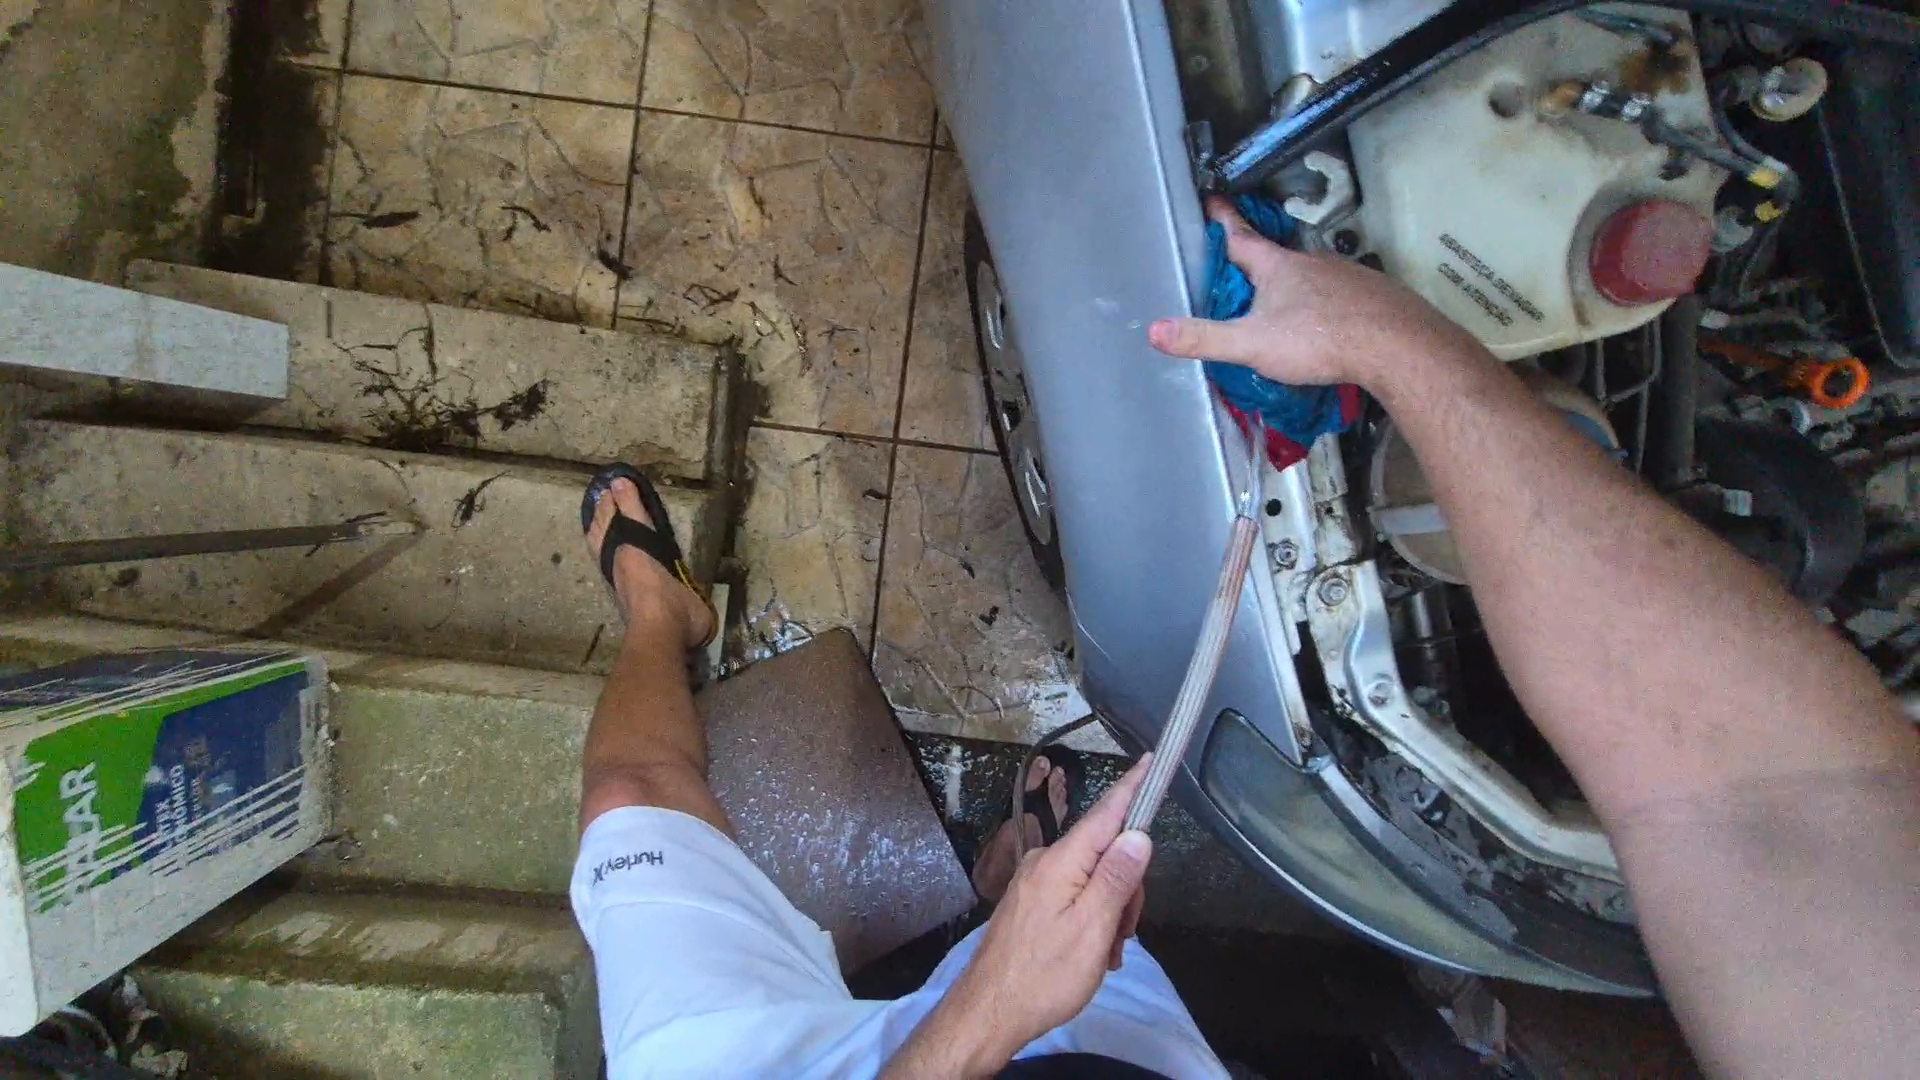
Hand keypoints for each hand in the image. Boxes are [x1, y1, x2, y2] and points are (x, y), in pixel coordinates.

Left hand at [881, 760, 1154, 1077]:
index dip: (1131, 787)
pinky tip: (1090, 952)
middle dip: (1125, 887)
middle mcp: (1046, 860)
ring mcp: (1037, 879)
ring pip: (1093, 877)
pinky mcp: (1033, 899)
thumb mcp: (1091, 930)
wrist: (988, 1012)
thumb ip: (1116, 879)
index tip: (1149, 760)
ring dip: (1109, 911)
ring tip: (1102, 952)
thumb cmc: (1044, 975)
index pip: (1105, 813)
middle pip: (1105, 851)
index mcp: (1061, 861)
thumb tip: (1139, 833)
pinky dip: (1092, 918)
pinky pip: (1075, 894)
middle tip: (1121, 932)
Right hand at [1147, 197, 1484, 388]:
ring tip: (1275, 309)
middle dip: (1253, 263)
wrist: (1395, 346)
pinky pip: (1334, 297)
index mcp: (1277, 267)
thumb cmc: (1319, 339)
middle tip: (1235, 272)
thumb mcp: (1251, 343)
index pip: (1240, 237)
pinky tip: (1317, 327)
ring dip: (1288, 288)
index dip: (1222, 221)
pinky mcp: (1367, 298)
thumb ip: (1204, 338)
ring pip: (1306, 278)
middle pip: (1273, 258)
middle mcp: (1311, 263)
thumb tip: (1155, 331)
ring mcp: (1343, 278)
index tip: (1211, 201)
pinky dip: (1318, 306)